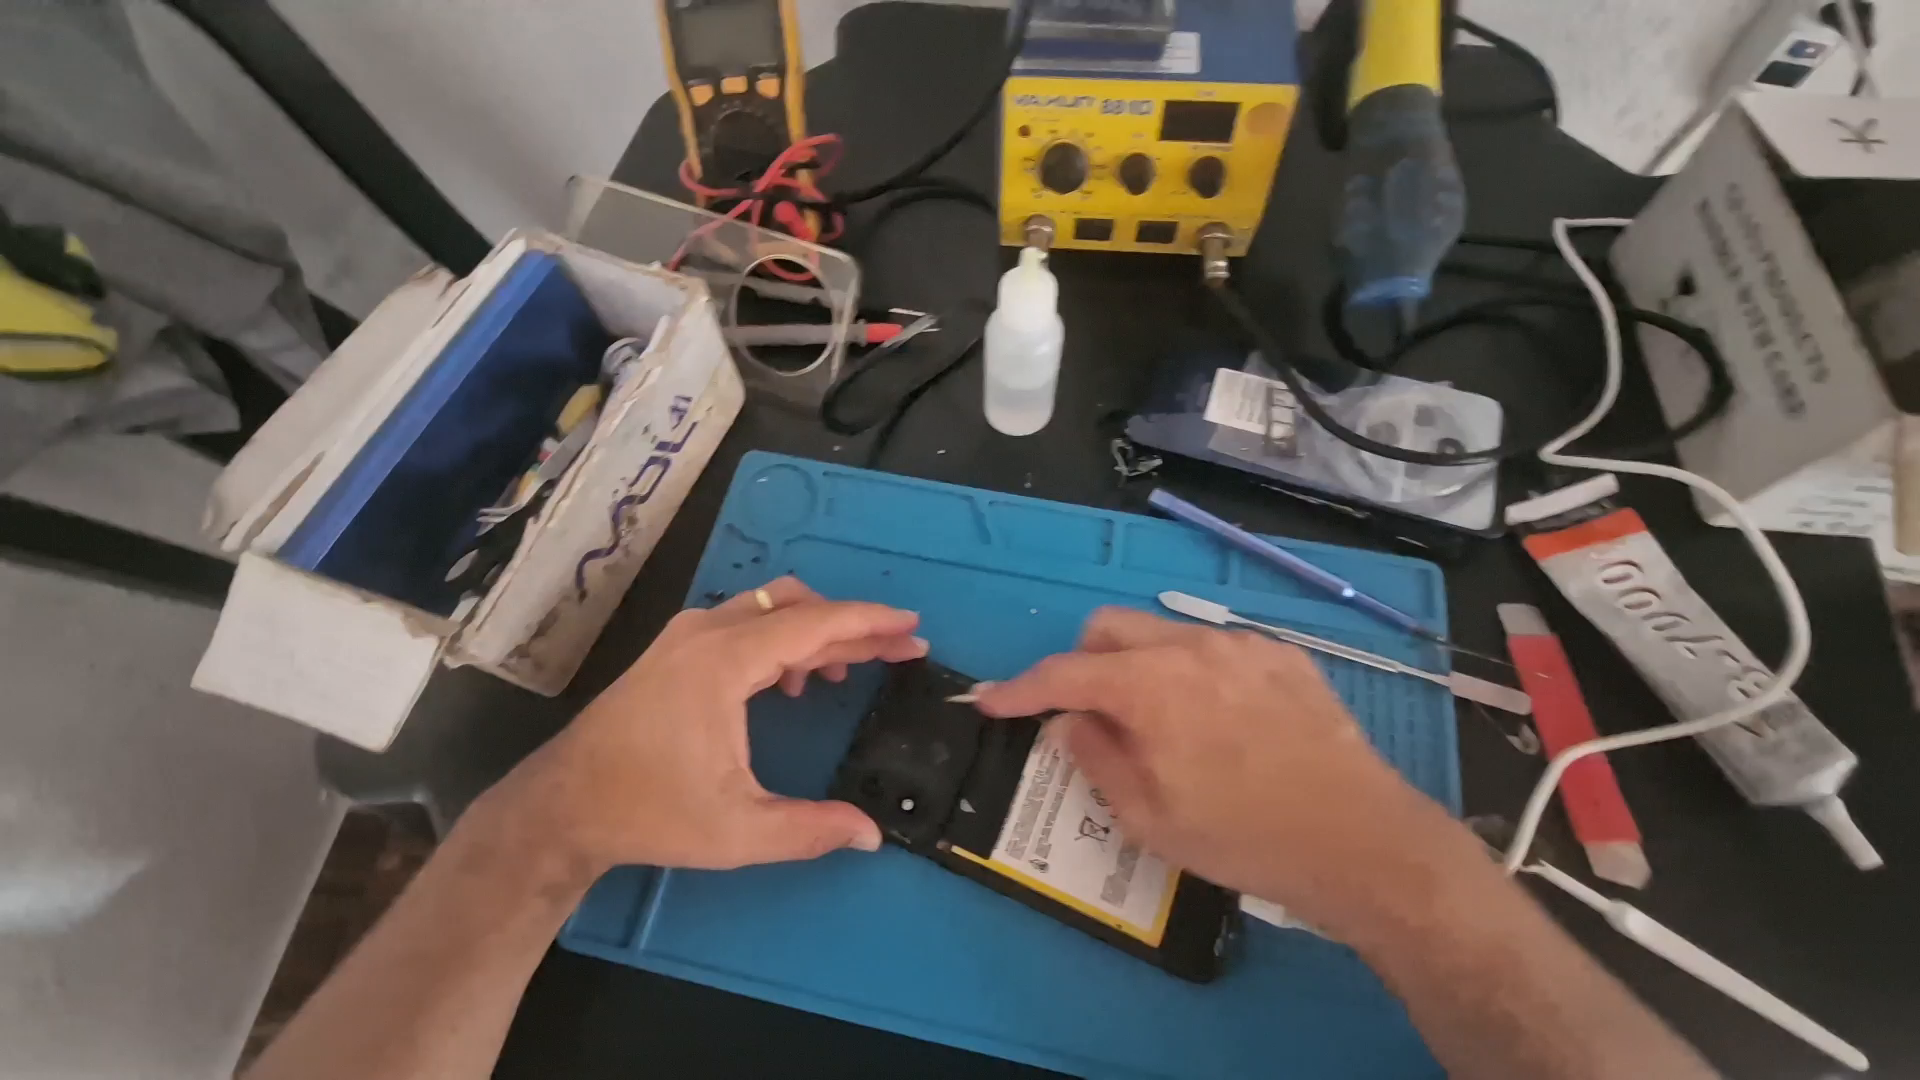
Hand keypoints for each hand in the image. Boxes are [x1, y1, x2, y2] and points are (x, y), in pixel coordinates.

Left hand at [477, 578, 926, 883]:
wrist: (563, 805)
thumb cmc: (649, 812)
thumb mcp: (737, 832)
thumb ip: (810, 831)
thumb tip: (871, 834)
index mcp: (724, 663)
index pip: (813, 624)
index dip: (869, 622)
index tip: (912, 625)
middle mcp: (707, 633)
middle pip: (797, 607)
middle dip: (853, 625)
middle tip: (898, 648)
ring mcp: (687, 635)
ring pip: (770, 609)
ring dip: (816, 631)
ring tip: (845, 672)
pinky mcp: (677, 647)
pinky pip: (746, 623)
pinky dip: (782, 639)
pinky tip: (791, 682)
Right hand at [975, 608, 1479, 936]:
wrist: (1362, 842)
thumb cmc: (1243, 837)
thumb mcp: (1148, 818)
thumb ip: (1094, 757)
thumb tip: (1066, 721)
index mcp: (1150, 686)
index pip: (1064, 673)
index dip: (1020, 688)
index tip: (991, 700)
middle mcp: (1190, 648)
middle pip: (1108, 628)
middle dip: (1082, 662)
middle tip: (1088, 713)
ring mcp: (1241, 646)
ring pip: (1162, 633)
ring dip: (1138, 666)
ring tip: (1160, 721)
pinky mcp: (1282, 656)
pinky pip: (1214, 648)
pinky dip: (1192, 672)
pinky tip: (1219, 719)